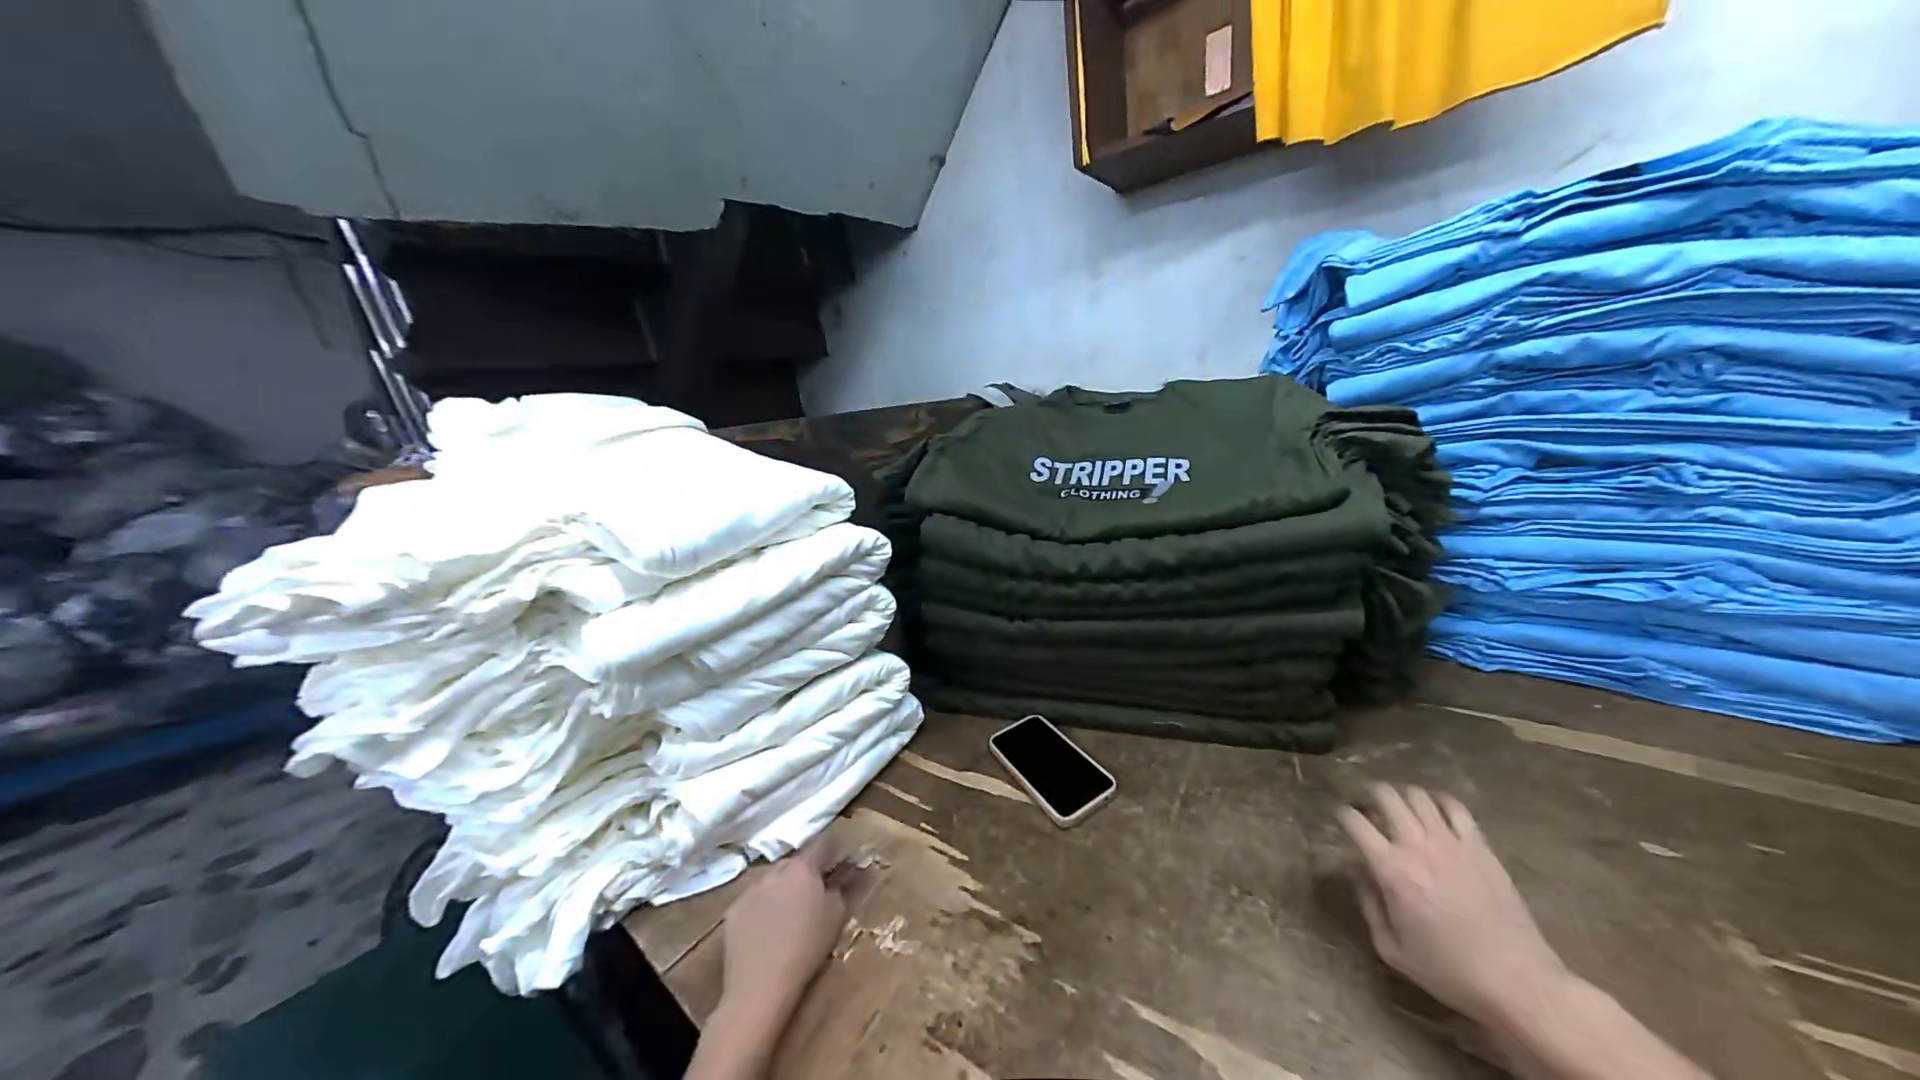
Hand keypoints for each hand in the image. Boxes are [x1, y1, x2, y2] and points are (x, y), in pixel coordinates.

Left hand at [718, 842, 848, 1021]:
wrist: (760, 985)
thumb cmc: (807, 948)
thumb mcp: (837, 916)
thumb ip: (845, 888)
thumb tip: (854, 873)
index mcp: (802, 868)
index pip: (822, 845)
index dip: (834, 851)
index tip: (841, 863)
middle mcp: (775, 870)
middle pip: (795, 863)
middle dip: (805, 873)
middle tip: (814, 893)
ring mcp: (750, 889)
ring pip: (772, 880)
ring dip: (782, 888)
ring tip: (788, 912)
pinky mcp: (733, 910)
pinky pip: (753, 899)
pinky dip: (762, 906)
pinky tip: (766, 928)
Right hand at [1339, 784, 1567, 1026]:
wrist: (1518, 982)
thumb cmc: (1450, 971)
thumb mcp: (1392, 949)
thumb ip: (1368, 903)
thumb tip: (1356, 869)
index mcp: (1392, 870)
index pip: (1355, 822)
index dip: (1342, 814)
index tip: (1341, 818)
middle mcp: (1418, 847)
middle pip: (1386, 796)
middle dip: (1369, 795)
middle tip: (1367, 807)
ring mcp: (1453, 844)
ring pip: (1418, 796)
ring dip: (1402, 795)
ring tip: (1399, 808)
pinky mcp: (1481, 848)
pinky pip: (1456, 808)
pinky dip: (1438, 801)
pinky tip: (1434, 810)